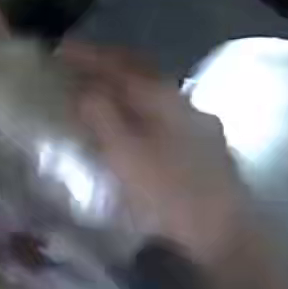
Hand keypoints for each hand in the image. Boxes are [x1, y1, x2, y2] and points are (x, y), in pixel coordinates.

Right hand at [59, 42, 273, 274]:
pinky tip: (133, 123)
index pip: (120, 63)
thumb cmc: (169, 194)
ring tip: (100, 92)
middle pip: (142, 72)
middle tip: (77, 64)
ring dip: (126, 86)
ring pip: (155, 93)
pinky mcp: (207, 149)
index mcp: (162, 98)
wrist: (229, 237)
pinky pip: (164, 113)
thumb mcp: (123, 153)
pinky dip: (140, 107)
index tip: (59, 50)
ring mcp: (200, 126)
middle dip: (108, 64)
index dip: (88, 54)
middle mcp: (184, 103)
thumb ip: (100, 115)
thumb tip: (82, 87)